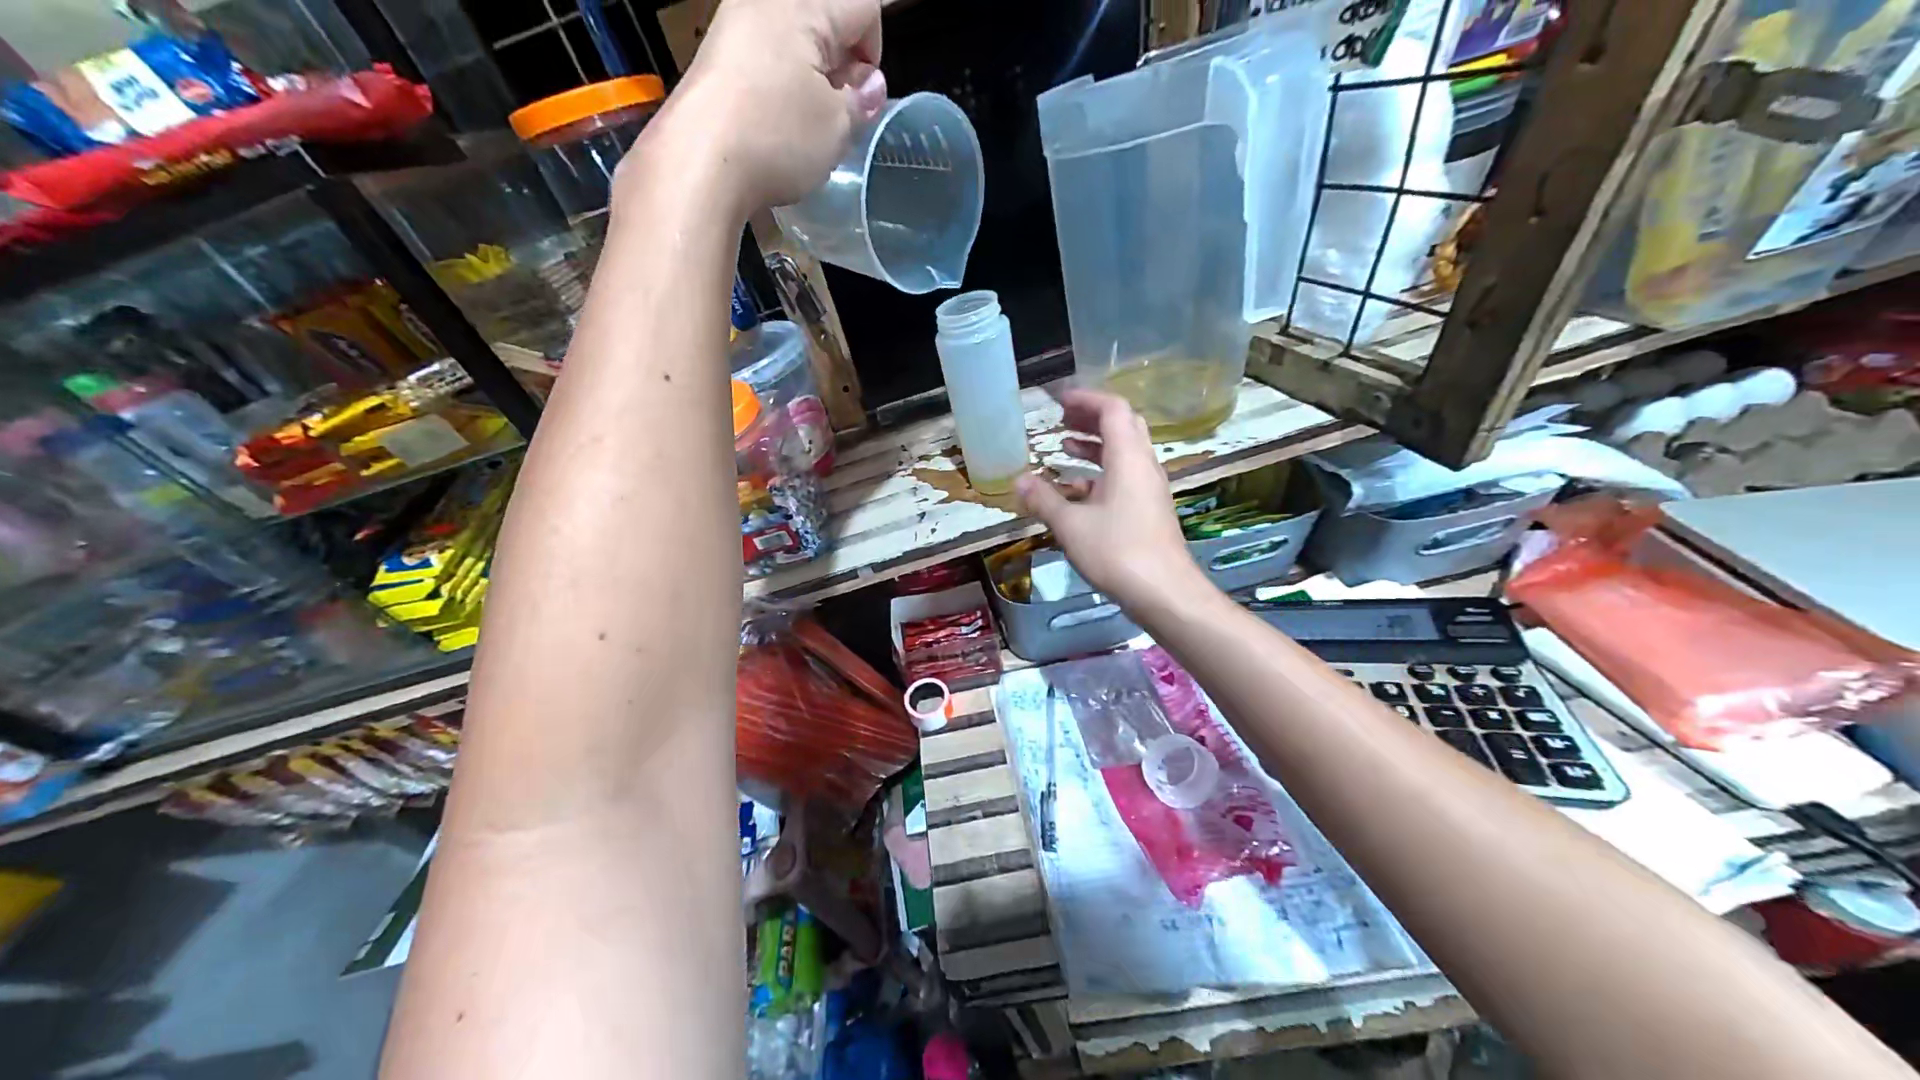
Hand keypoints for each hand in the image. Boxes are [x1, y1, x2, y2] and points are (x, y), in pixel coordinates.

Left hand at [642, 0, 886, 214]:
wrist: (697, 164)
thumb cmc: (775, 138)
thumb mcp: (837, 126)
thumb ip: (861, 100)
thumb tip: (868, 84)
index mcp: (804, 5)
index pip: (863, 7)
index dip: (875, 52)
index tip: (864, 94)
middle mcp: (765, 3)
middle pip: (825, 18)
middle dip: (841, 61)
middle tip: (839, 111)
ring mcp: (734, 26)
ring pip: (794, 39)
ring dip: (811, 76)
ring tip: (807, 122)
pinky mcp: (715, 57)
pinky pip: (764, 57)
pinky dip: (782, 84)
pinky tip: (777, 122)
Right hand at [1014, 389, 1206, 609]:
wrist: (1164, 592)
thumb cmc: (1117, 552)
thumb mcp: (1071, 525)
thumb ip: (1044, 499)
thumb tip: (1018, 480)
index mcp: (1128, 458)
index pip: (1113, 409)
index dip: (1086, 398)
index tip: (1058, 400)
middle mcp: (1143, 466)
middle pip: (1123, 426)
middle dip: (1091, 418)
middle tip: (1062, 419)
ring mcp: (1149, 488)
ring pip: (1124, 453)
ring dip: (1096, 445)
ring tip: (1064, 447)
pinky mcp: (1149, 509)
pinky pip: (1125, 477)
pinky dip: (1101, 473)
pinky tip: (1077, 490)